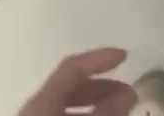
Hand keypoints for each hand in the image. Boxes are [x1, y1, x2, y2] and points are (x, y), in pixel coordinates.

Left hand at [18, 48, 138, 115]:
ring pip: (67, 104)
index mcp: (40, 100)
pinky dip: (85, 114)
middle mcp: (34, 107)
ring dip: (96, 102)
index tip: (125, 55)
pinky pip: (62, 115)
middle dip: (102, 86)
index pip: (72, 66)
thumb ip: (104, 110)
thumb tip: (129, 92)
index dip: (99, 57)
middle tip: (127, 91)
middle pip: (70, 85)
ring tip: (119, 108)